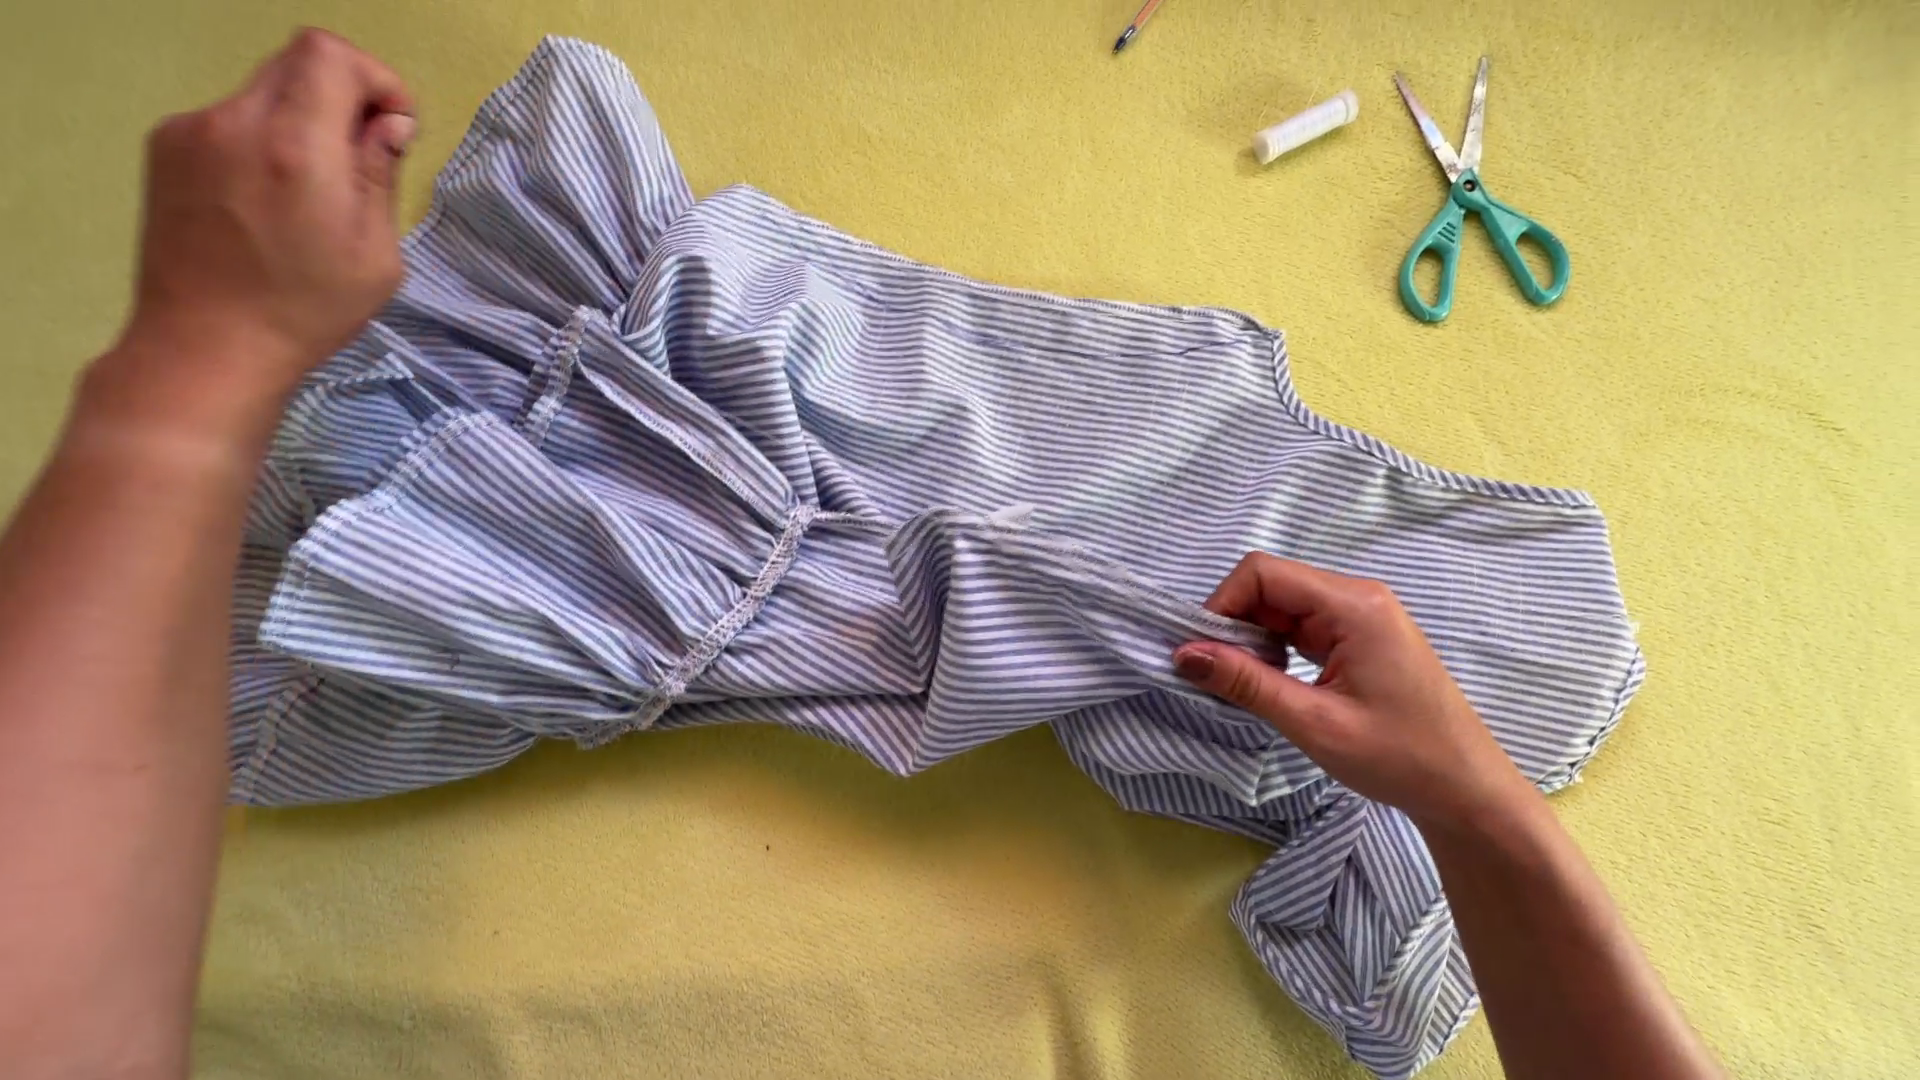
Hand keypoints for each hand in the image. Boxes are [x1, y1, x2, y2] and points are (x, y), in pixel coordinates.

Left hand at [89, 29, 415, 447]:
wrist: (210, 342)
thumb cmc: (312, 307)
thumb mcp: (377, 252)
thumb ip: (378, 175)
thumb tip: (387, 124)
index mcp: (294, 146)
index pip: (329, 54)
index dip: (375, 79)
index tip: (394, 128)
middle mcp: (233, 121)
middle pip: (296, 63)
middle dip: (345, 98)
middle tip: (366, 159)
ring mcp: (190, 129)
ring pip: (265, 93)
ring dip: (306, 123)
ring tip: (319, 192)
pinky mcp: (167, 147)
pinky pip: (233, 120)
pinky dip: (269, 140)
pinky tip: (276, 200)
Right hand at [1173, 553, 1534, 831]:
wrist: (1468, 793)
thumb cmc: (1399, 758)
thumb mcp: (1313, 722)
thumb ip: (1245, 682)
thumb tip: (1182, 654)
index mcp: (1354, 605)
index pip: (1263, 573)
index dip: (1222, 603)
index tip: (1203, 651)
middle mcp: (1357, 598)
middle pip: (1270, 585)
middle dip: (1234, 623)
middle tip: (1218, 672)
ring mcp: (1360, 617)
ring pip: (1281, 606)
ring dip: (1252, 637)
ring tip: (1246, 682)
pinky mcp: (1358, 638)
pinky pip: (1299, 625)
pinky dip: (1273, 647)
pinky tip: (1273, 681)